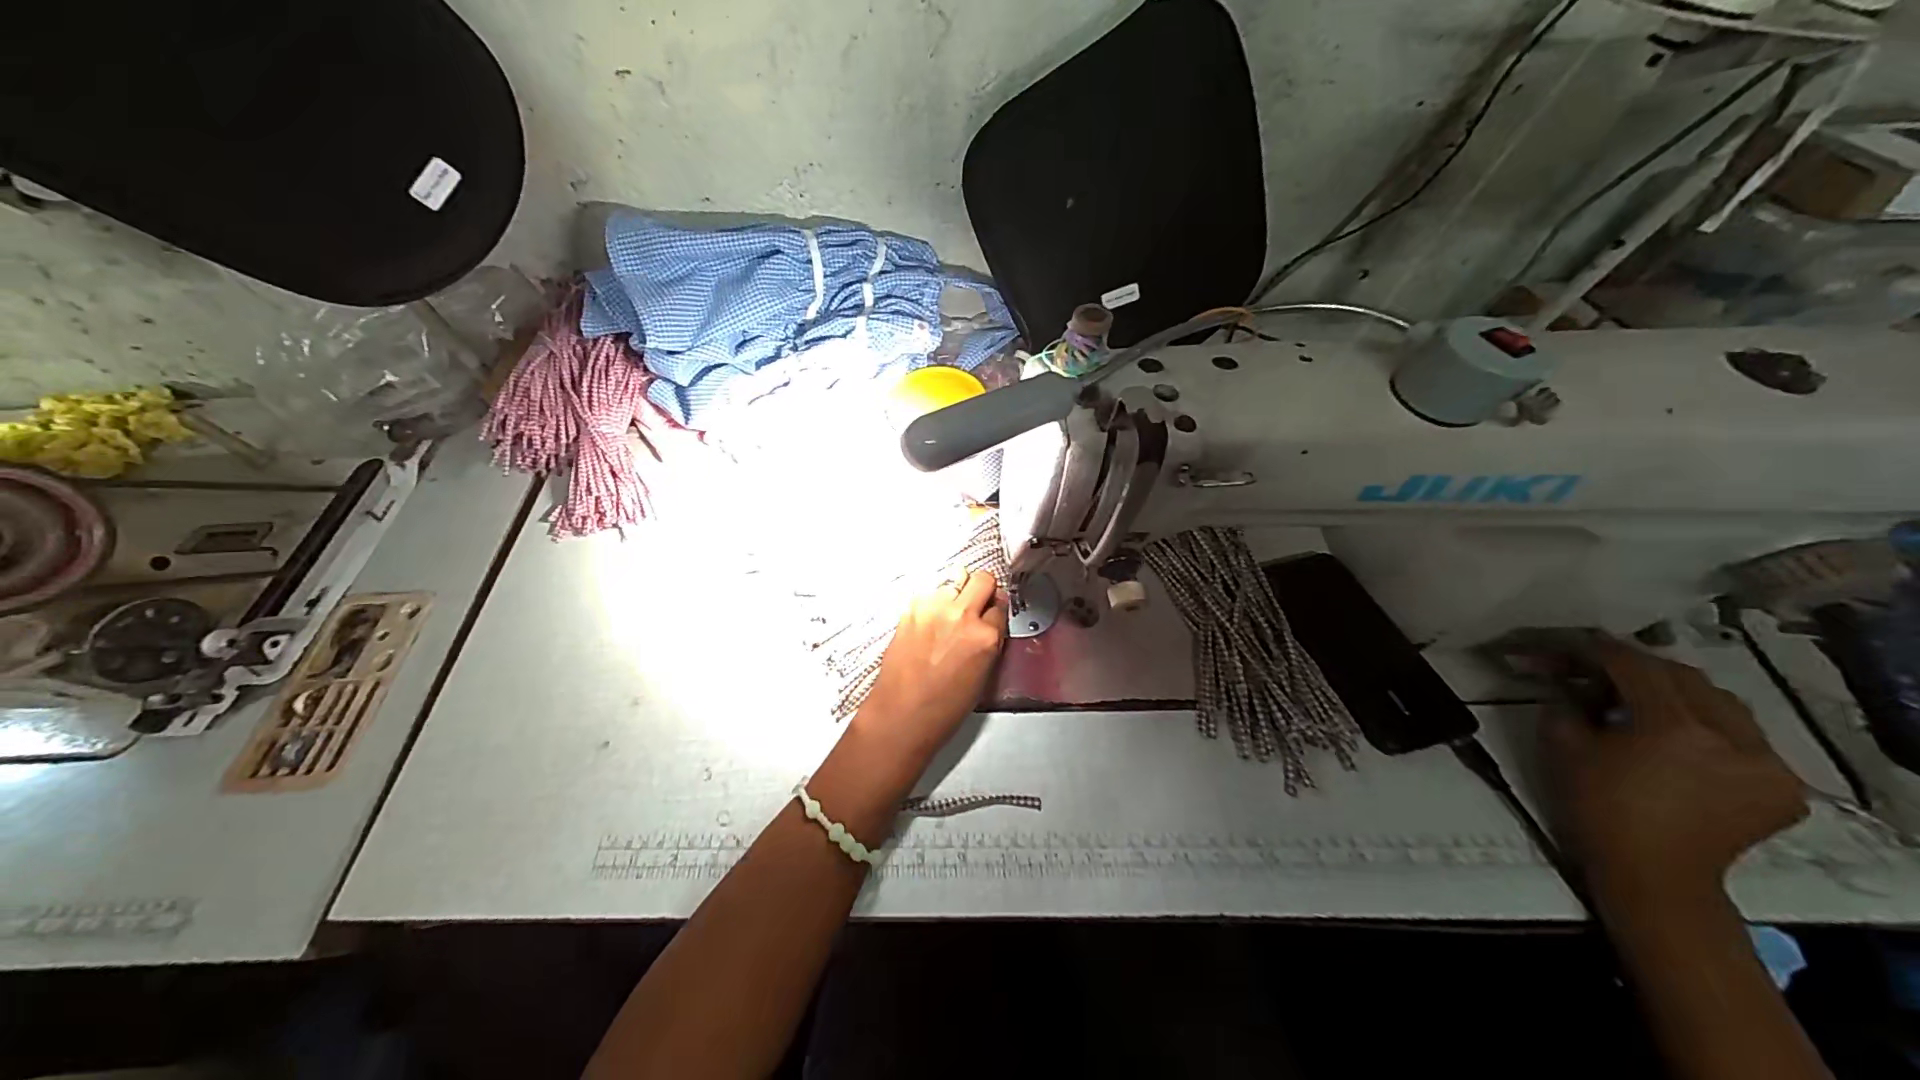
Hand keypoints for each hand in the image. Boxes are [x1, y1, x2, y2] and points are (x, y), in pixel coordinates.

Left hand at [851, 569, 1007, 761]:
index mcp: (985, 637)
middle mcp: (961, 617)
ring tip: (950, 613)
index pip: (1001, 607)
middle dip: (983, 589)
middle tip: (977, 602)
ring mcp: (934, 610)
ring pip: (955, 579)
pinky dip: (933, 601)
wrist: (902, 715)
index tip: (992, 613)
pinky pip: (930, 593)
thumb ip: (990, 642)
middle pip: (983, 579)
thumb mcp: (983, 676)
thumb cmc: (940, 708)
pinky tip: (932, 620)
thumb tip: (990, 624)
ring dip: (956, 592)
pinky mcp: (911, 610)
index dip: (996, 611)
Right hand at [1544, 641, 1807, 901]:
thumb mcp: (1562, 748)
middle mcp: (1732, 738)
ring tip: (1641, 701)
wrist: (1652, 875)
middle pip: (1684, 678)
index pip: (1636, 667)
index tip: (1573, 646)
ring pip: (1722, 702)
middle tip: (1602, 672)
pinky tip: (1680, 737)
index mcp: (1674, 728)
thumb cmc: (1597, 810)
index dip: (1599, 651)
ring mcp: (1767, 763)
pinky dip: (1709, 724)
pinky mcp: (1782, 785)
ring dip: (1678, 693)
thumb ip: (1565, 702)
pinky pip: (1745, 735)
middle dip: (1639, 668)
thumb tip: (1568, 679)